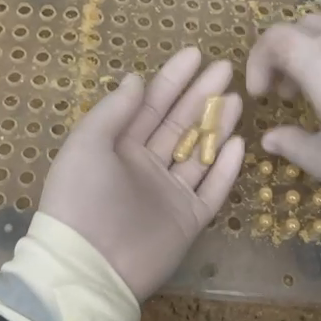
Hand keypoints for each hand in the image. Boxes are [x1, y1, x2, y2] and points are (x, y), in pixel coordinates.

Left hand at [37, 47, 244, 300]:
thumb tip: (135, 79)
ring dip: (217, 126)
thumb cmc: (82, 197)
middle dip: (201, 96)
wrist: (89, 266)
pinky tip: (239, 144)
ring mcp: (168, 194)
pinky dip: (225, 169)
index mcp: (118, 147)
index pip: (150, 106)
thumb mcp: (87, 145)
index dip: (172, 79)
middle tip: (225, 68)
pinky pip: (211, 190)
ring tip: (237, 99)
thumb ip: (114, 111)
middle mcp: (145, 166)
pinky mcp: (187, 220)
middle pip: (179, 124)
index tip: (195, 54)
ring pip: (199, 153)